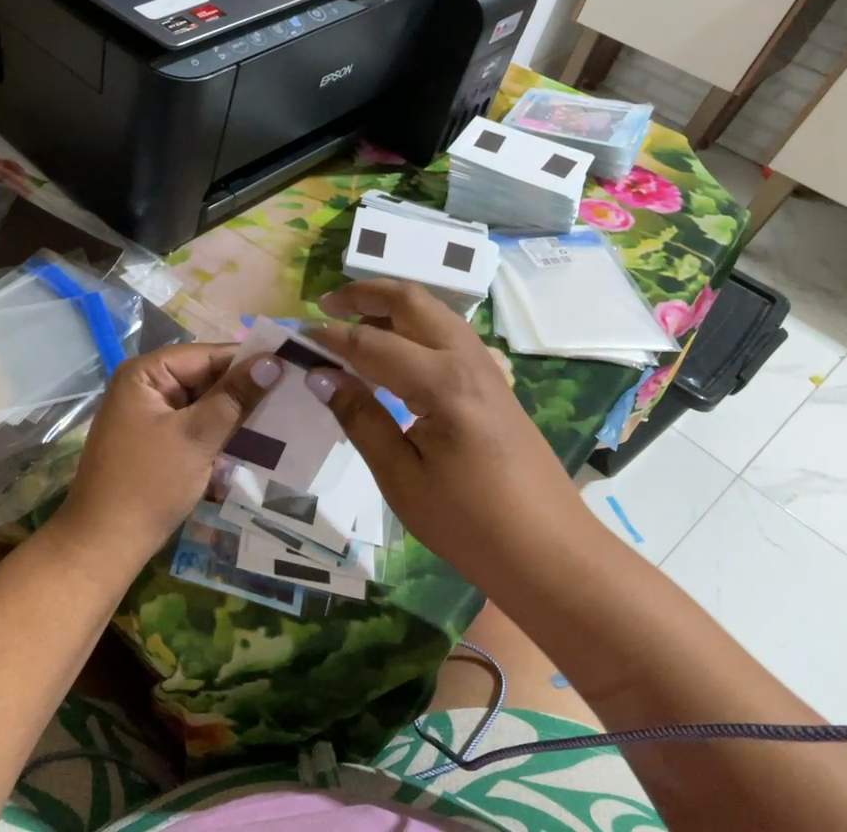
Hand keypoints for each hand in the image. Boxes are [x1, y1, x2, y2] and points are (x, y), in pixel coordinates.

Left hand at [52, 343, 279, 562]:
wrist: (106, 543)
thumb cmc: (149, 483)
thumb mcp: (197, 436)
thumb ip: (235, 397)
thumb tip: (273, 361)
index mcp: (145, 374)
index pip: (207, 355)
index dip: (250, 360)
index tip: (295, 368)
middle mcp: (145, 387)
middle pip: (206, 378)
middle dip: (245, 390)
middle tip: (296, 398)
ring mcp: (150, 416)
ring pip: (204, 404)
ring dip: (236, 415)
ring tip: (285, 420)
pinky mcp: (157, 442)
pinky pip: (196, 427)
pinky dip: (221, 434)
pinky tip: (255, 444)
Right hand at [302, 279, 580, 564]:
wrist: (549, 552)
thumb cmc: (469, 523)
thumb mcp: (401, 477)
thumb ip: (361, 418)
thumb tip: (321, 376)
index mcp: (443, 383)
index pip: (372, 343)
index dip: (331, 337)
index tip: (297, 337)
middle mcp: (467, 361)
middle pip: (412, 301)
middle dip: (365, 294)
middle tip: (325, 305)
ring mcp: (487, 369)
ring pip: (434, 312)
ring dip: (390, 307)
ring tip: (351, 325)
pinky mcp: (494, 384)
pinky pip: (447, 335)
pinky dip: (413, 328)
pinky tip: (392, 355)